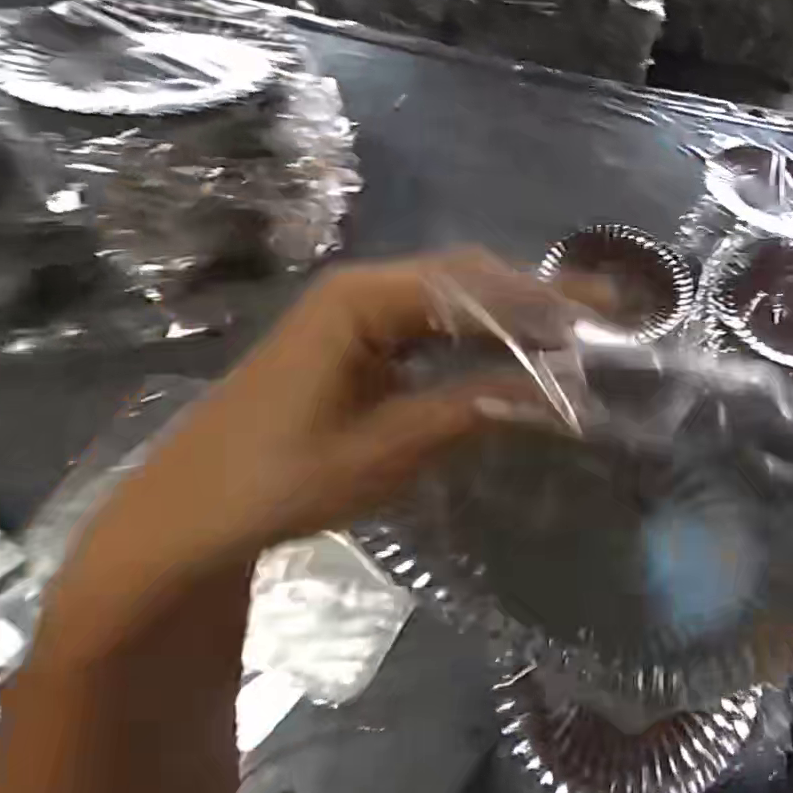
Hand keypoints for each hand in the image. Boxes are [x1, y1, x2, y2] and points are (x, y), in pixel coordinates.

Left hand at [84, 249, 600, 580]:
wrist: (189, 515)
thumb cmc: (282, 478)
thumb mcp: (391, 447)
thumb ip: (479, 407)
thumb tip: (561, 390)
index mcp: (362, 301)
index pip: (476, 287)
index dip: (546, 299)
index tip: (602, 313)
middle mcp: (364, 289)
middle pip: (472, 277)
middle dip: (541, 296)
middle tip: (601, 316)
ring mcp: (360, 311)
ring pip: (458, 295)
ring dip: (517, 312)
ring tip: (574, 330)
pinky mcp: (362, 337)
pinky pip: (439, 320)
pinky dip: (486, 331)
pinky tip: (516, 348)